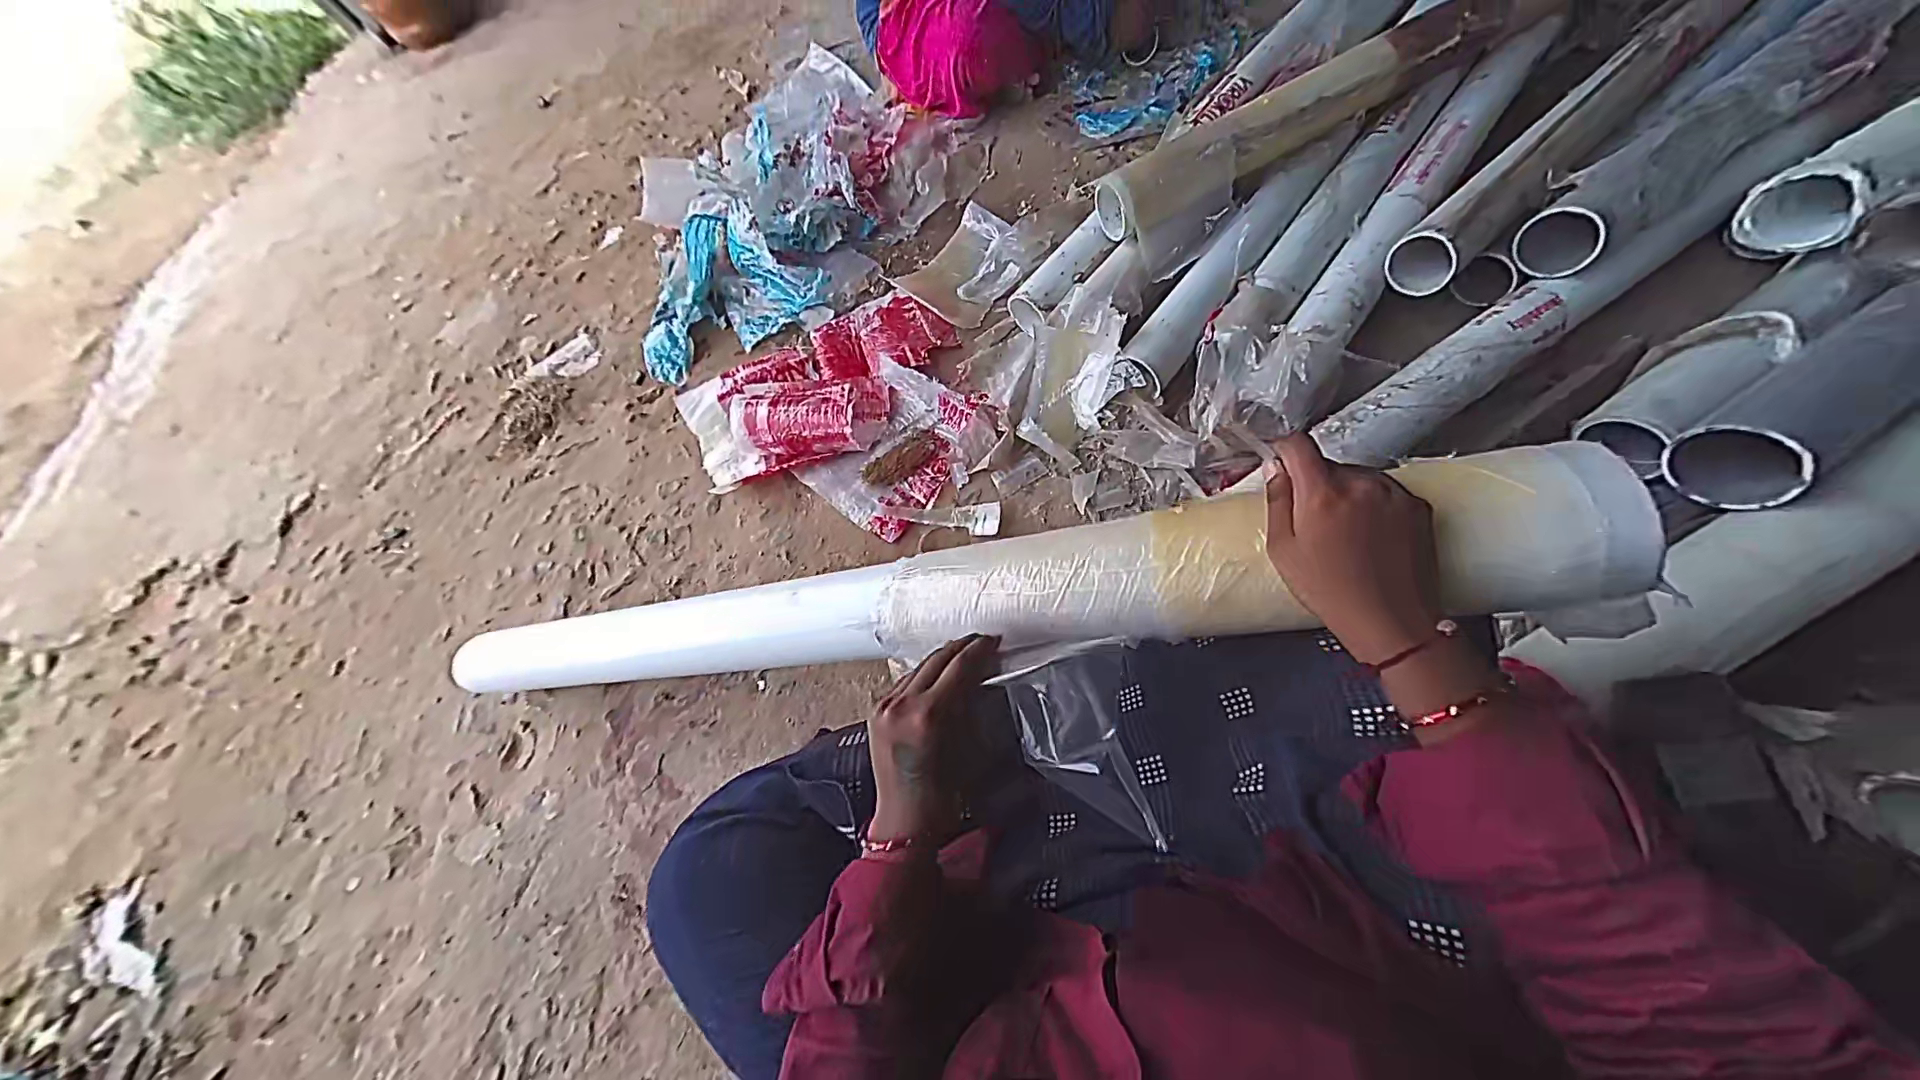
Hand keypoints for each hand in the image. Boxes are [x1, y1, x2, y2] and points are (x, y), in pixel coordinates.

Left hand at [867, 635, 999, 843]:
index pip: (959, 667)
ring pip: (920, 667)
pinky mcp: (876, 712)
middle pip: (937, 659)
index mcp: (928, 715)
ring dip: (944, 658)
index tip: (993, 642)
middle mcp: (901, 705)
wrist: (905, 823)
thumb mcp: (970, 747)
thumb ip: (973, 707)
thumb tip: (982, 677)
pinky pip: (905, 682)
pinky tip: (939, 677)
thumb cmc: (943, 797)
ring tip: (964, 656)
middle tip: (983, 643)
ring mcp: (884, 707)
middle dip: (962, 648)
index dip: (980, 651)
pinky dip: (925, 675)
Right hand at [1262, 434, 1443, 664]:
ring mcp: (1393, 493)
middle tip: (1312, 521)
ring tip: (1343, 534)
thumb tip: (1276, 470)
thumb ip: (1277, 502)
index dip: (1284, 448)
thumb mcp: (1283, 549)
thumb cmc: (1331, 590)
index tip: (1280, 456)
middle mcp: (1361, 484)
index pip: (1298, 444)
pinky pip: (1385, 491)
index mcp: (1322, 493)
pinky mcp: (1418, 505)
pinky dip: (1373, 505)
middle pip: (1329, 465)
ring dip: (1346, 493)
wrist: (1390, 619)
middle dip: (1316, 484)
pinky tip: (1367, 537)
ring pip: (1358, 477)